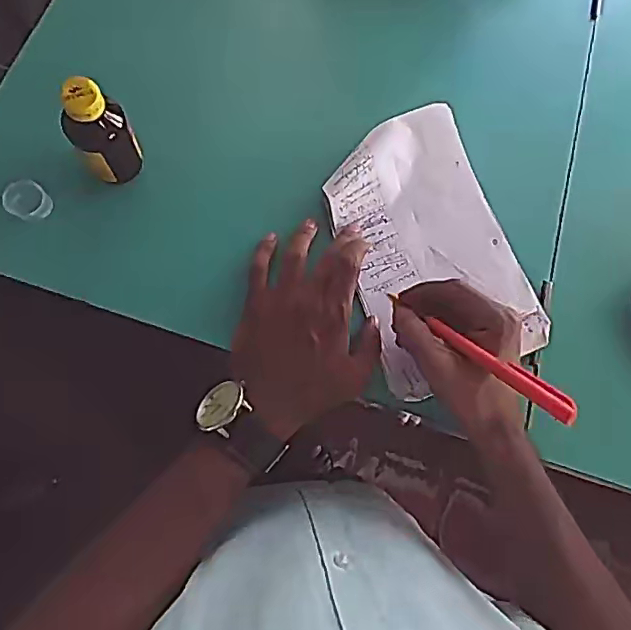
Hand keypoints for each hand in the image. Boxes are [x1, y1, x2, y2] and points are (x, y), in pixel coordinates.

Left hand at [231, 219, 381, 440]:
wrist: (266, 405)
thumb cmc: (313, 392)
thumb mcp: (355, 377)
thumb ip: (370, 346)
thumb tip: (375, 321)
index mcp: (333, 314)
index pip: (348, 269)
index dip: (357, 250)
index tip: (364, 242)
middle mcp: (307, 298)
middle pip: (326, 258)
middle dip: (340, 239)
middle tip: (349, 229)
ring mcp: (279, 298)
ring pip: (293, 255)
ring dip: (304, 236)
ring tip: (310, 224)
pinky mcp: (255, 304)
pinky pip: (258, 269)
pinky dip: (264, 251)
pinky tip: (270, 239)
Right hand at [390, 280, 526, 439]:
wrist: (496, 432)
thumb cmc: (475, 403)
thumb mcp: (439, 367)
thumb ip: (416, 335)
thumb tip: (399, 312)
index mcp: (496, 318)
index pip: (454, 290)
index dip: (421, 294)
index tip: (398, 302)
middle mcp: (501, 316)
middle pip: (455, 297)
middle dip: (424, 305)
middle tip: (400, 317)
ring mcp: (498, 326)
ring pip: (456, 308)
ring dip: (430, 316)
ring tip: (408, 330)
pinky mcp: (492, 337)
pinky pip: (461, 321)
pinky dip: (440, 326)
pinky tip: (423, 339)